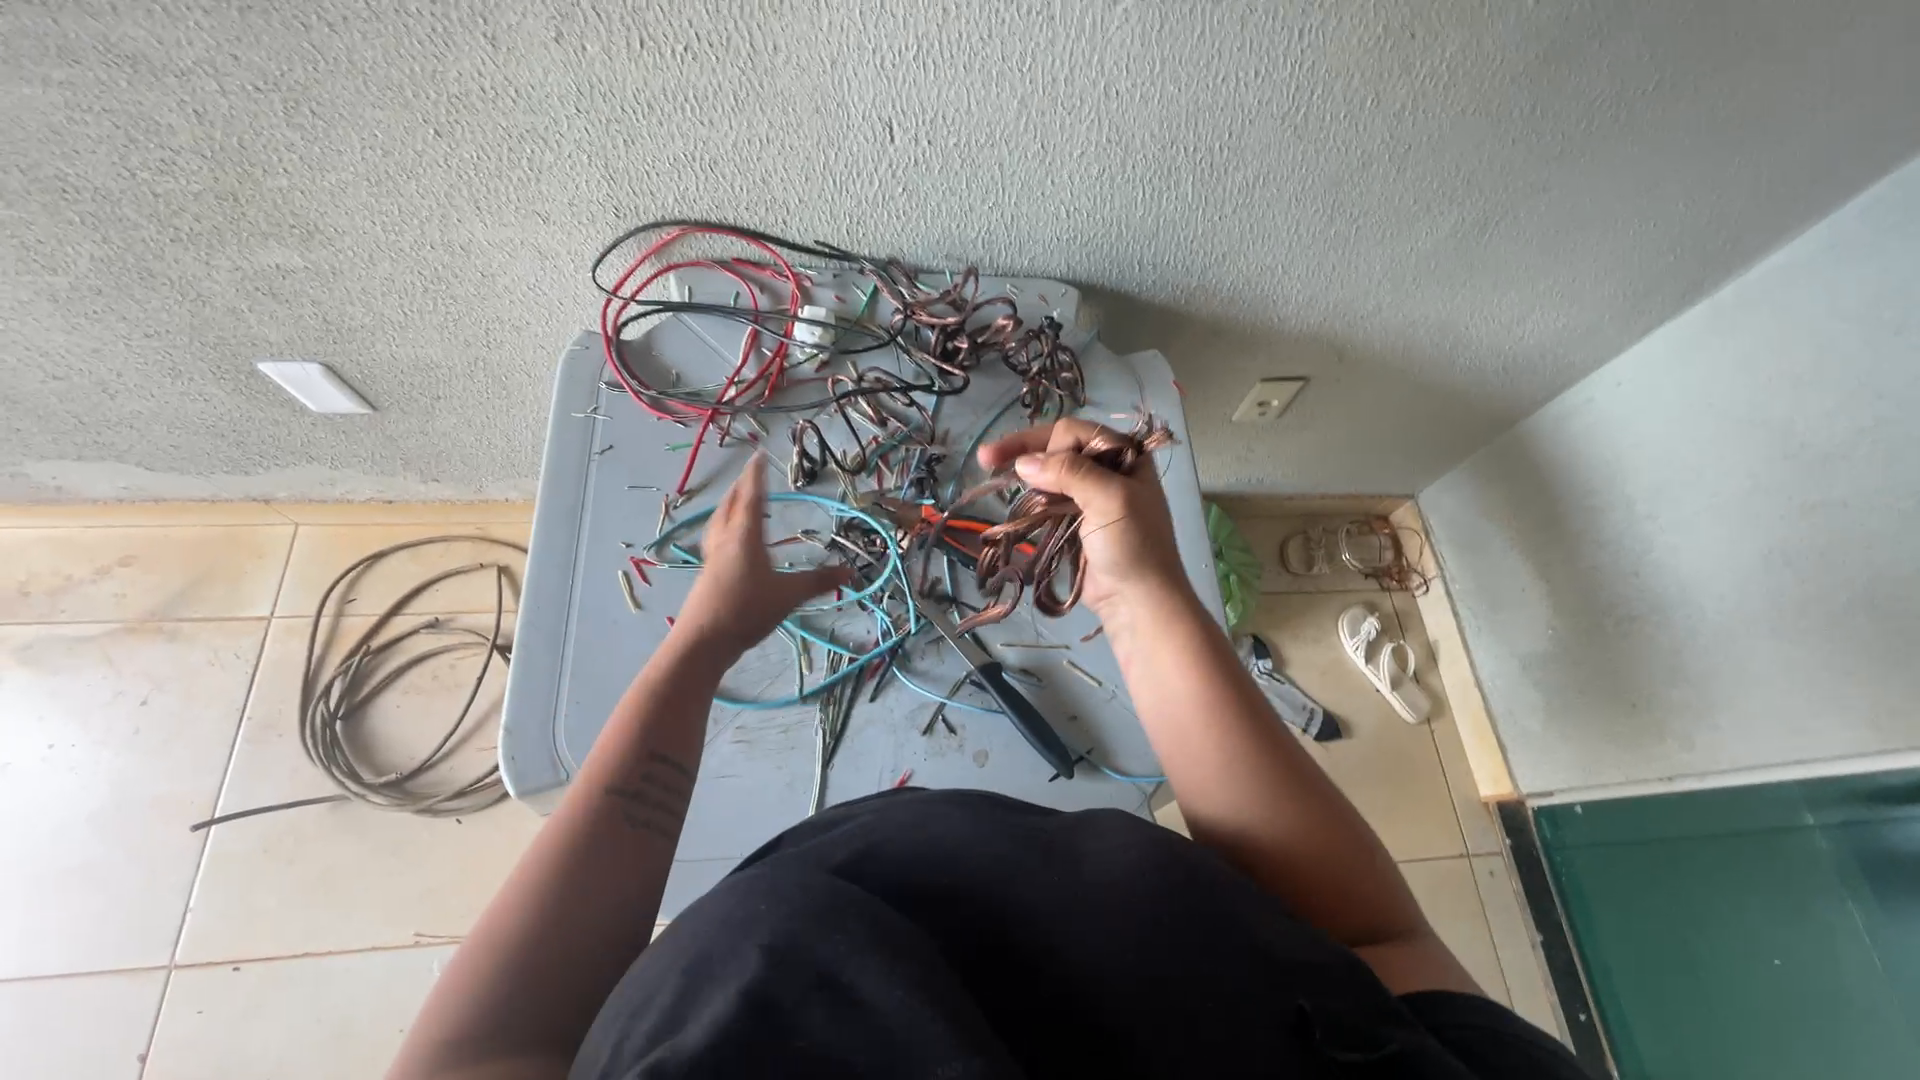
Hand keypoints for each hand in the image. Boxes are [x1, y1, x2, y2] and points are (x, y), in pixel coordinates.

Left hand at [672, 458, 852, 655]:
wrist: (703, 641)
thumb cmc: (746, 610)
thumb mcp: (788, 595)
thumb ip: (818, 581)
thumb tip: (850, 571)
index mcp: (745, 537)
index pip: (752, 497)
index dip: (757, 475)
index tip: (759, 455)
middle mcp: (725, 540)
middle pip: (730, 505)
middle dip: (740, 487)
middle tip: (749, 475)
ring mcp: (712, 558)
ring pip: (718, 521)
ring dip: (728, 505)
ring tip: (735, 500)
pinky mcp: (707, 574)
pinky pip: (715, 539)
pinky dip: (723, 527)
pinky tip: (727, 541)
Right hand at [978, 419, 1191, 618]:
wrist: (1138, 600)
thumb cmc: (1133, 545)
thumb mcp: (1110, 499)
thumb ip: (1070, 472)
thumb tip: (1023, 462)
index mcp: (1125, 455)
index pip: (1074, 433)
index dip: (1043, 444)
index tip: (1014, 464)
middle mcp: (1108, 469)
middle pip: (1058, 448)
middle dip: (1024, 452)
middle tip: (986, 458)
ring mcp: (1090, 496)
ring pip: (1049, 474)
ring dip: (1023, 474)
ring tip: (991, 472)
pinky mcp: (1075, 521)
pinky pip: (1047, 500)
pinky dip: (1029, 497)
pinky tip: (1011, 497)